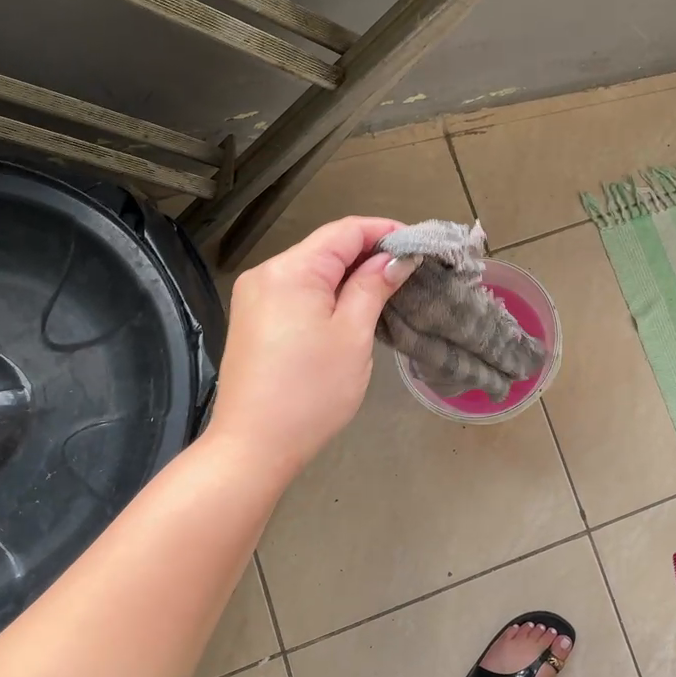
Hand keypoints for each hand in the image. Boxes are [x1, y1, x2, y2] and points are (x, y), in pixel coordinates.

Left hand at [202, 216, 417, 484]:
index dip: (385, 231)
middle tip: (412, 270)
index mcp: (290, 270)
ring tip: (390, 289)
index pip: (344, 231)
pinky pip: (299, 291)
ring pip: (313, 270)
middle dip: (370, 253)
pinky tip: (353, 308)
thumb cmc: (311, 391)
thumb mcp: (353, 335)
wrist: (254, 445)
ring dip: (351, 274)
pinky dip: (330, 292)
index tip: (421, 245)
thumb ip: (374, 287)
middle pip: (326, 247)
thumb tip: (397, 258)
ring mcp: (255, 297)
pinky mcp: (254, 320)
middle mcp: (267, 273)